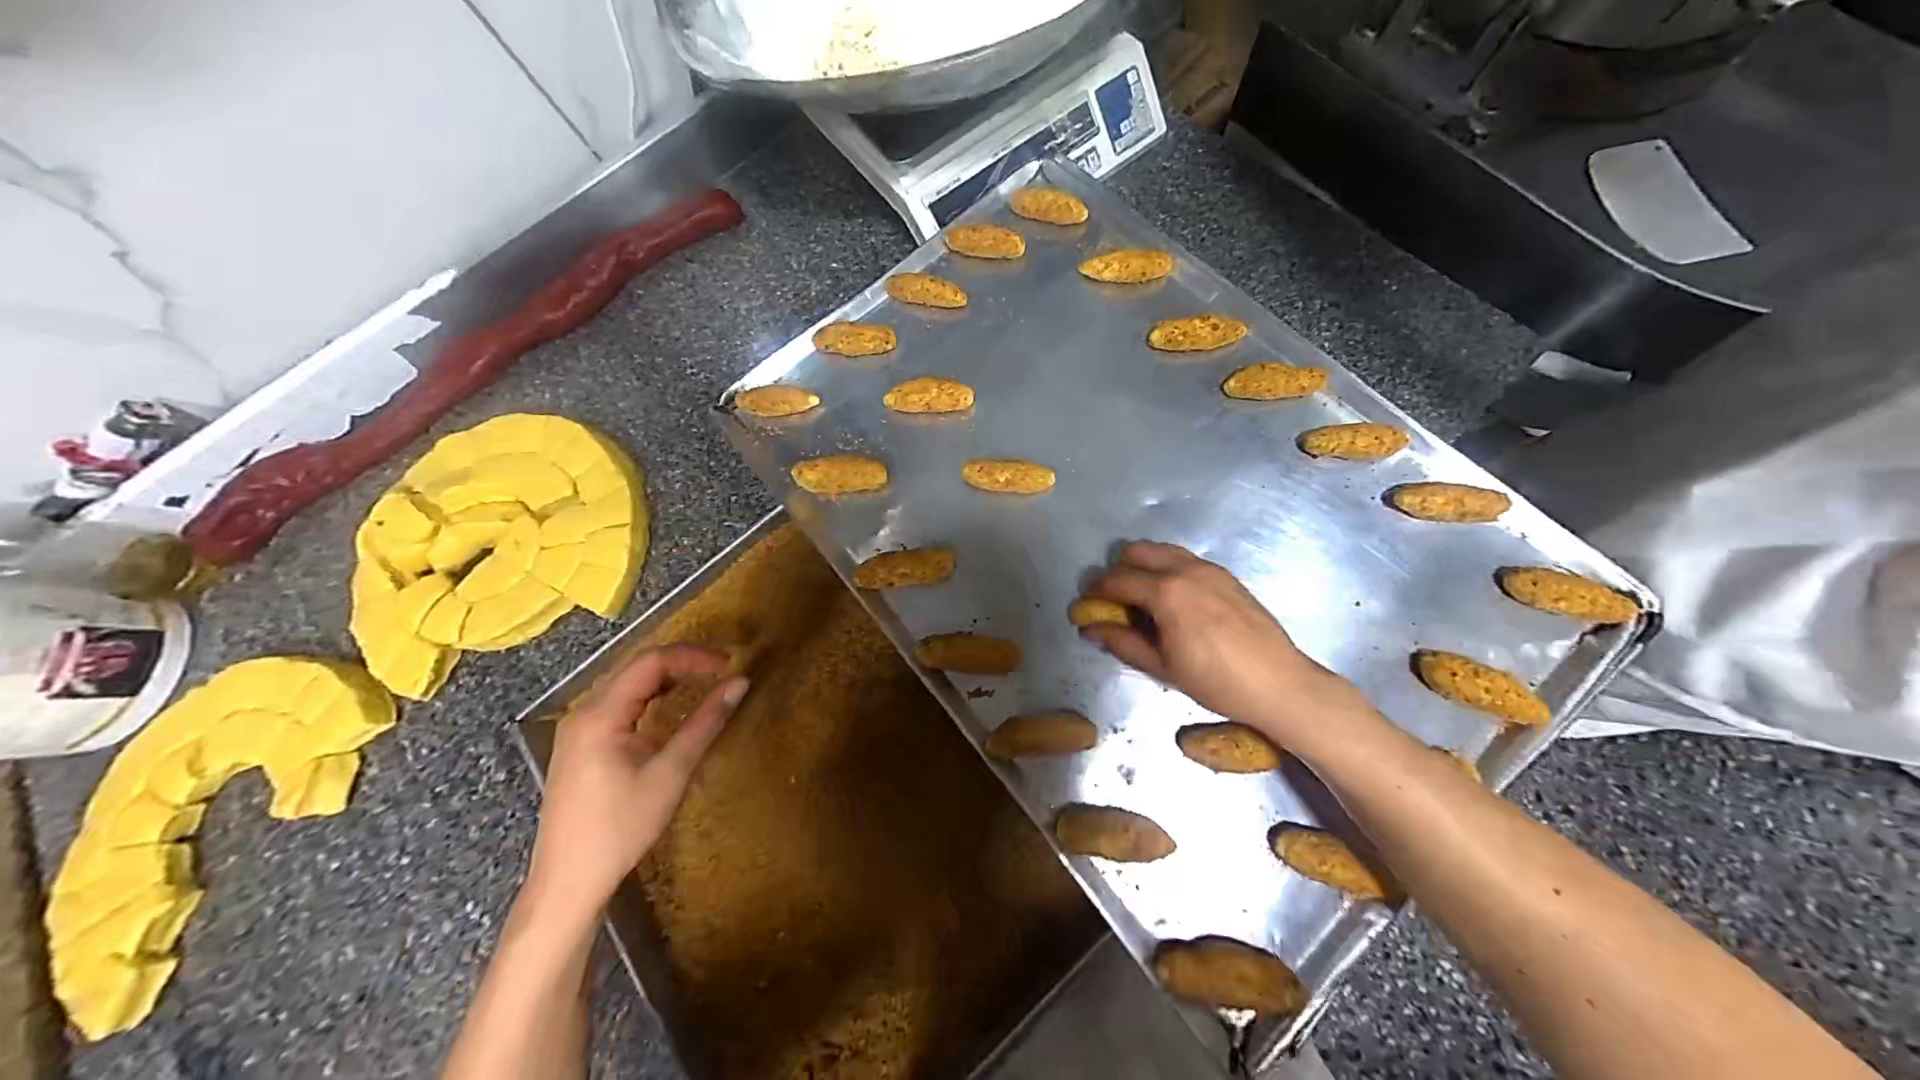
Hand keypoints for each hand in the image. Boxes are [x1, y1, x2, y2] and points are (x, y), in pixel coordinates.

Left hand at [523, 644, 747, 920]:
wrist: (568, 882)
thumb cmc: (620, 828)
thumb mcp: (671, 773)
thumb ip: (705, 723)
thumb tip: (740, 684)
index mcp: (600, 715)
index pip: (651, 662)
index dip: (693, 656)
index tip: (730, 663)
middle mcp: (583, 712)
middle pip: (636, 667)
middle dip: (682, 661)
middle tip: (722, 668)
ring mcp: (577, 729)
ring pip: (627, 684)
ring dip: (667, 677)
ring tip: (705, 681)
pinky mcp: (581, 745)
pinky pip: (619, 704)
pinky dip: (651, 696)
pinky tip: (671, 706)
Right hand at [1081, 542, 1365, 741]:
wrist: (1279, 683)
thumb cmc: (1215, 681)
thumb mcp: (1162, 666)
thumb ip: (1122, 642)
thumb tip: (1092, 628)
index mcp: (1165, 591)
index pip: (1116, 580)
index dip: (1095, 592)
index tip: (1085, 605)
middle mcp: (1185, 569)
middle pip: (1135, 552)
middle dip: (1117, 571)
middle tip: (1113, 600)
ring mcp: (1209, 568)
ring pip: (1161, 550)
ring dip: (1142, 566)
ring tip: (1141, 598)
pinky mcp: (1226, 575)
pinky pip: (1184, 560)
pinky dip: (1167, 569)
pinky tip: (1172, 600)